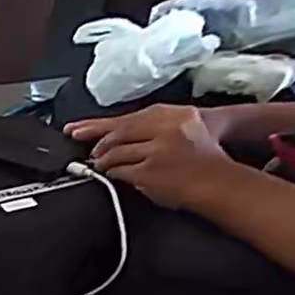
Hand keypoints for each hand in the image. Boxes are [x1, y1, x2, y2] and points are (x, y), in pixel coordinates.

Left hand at [66, 105, 239, 209]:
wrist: (217, 180)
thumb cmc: (201, 157)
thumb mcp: (185, 128)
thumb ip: (153, 128)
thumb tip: (118, 136)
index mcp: (175, 114)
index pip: (129, 118)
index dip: (98, 124)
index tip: (77, 128)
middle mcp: (167, 127)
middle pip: (119, 132)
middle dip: (97, 143)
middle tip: (87, 152)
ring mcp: (158, 149)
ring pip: (116, 152)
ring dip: (103, 161)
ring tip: (99, 165)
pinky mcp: (150, 169)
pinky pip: (120, 171)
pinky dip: (112, 173)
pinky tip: (110, 174)